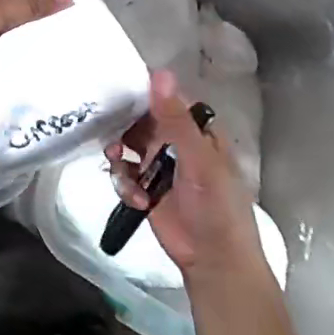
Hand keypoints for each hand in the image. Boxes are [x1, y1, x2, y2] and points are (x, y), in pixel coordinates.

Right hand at [106, 70, 264, 279]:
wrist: (214, 260)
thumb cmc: (217, 205)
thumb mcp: (198, 159)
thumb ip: (175, 119)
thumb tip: (159, 74)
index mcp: (196, 130)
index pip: (166, 100)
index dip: (143, 95)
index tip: (118, 93)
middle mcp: (176, 143)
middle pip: (140, 122)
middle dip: (124, 130)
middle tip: (116, 140)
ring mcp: (159, 166)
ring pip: (127, 148)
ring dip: (120, 158)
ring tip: (121, 168)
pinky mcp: (145, 189)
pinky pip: (124, 176)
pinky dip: (125, 185)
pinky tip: (138, 200)